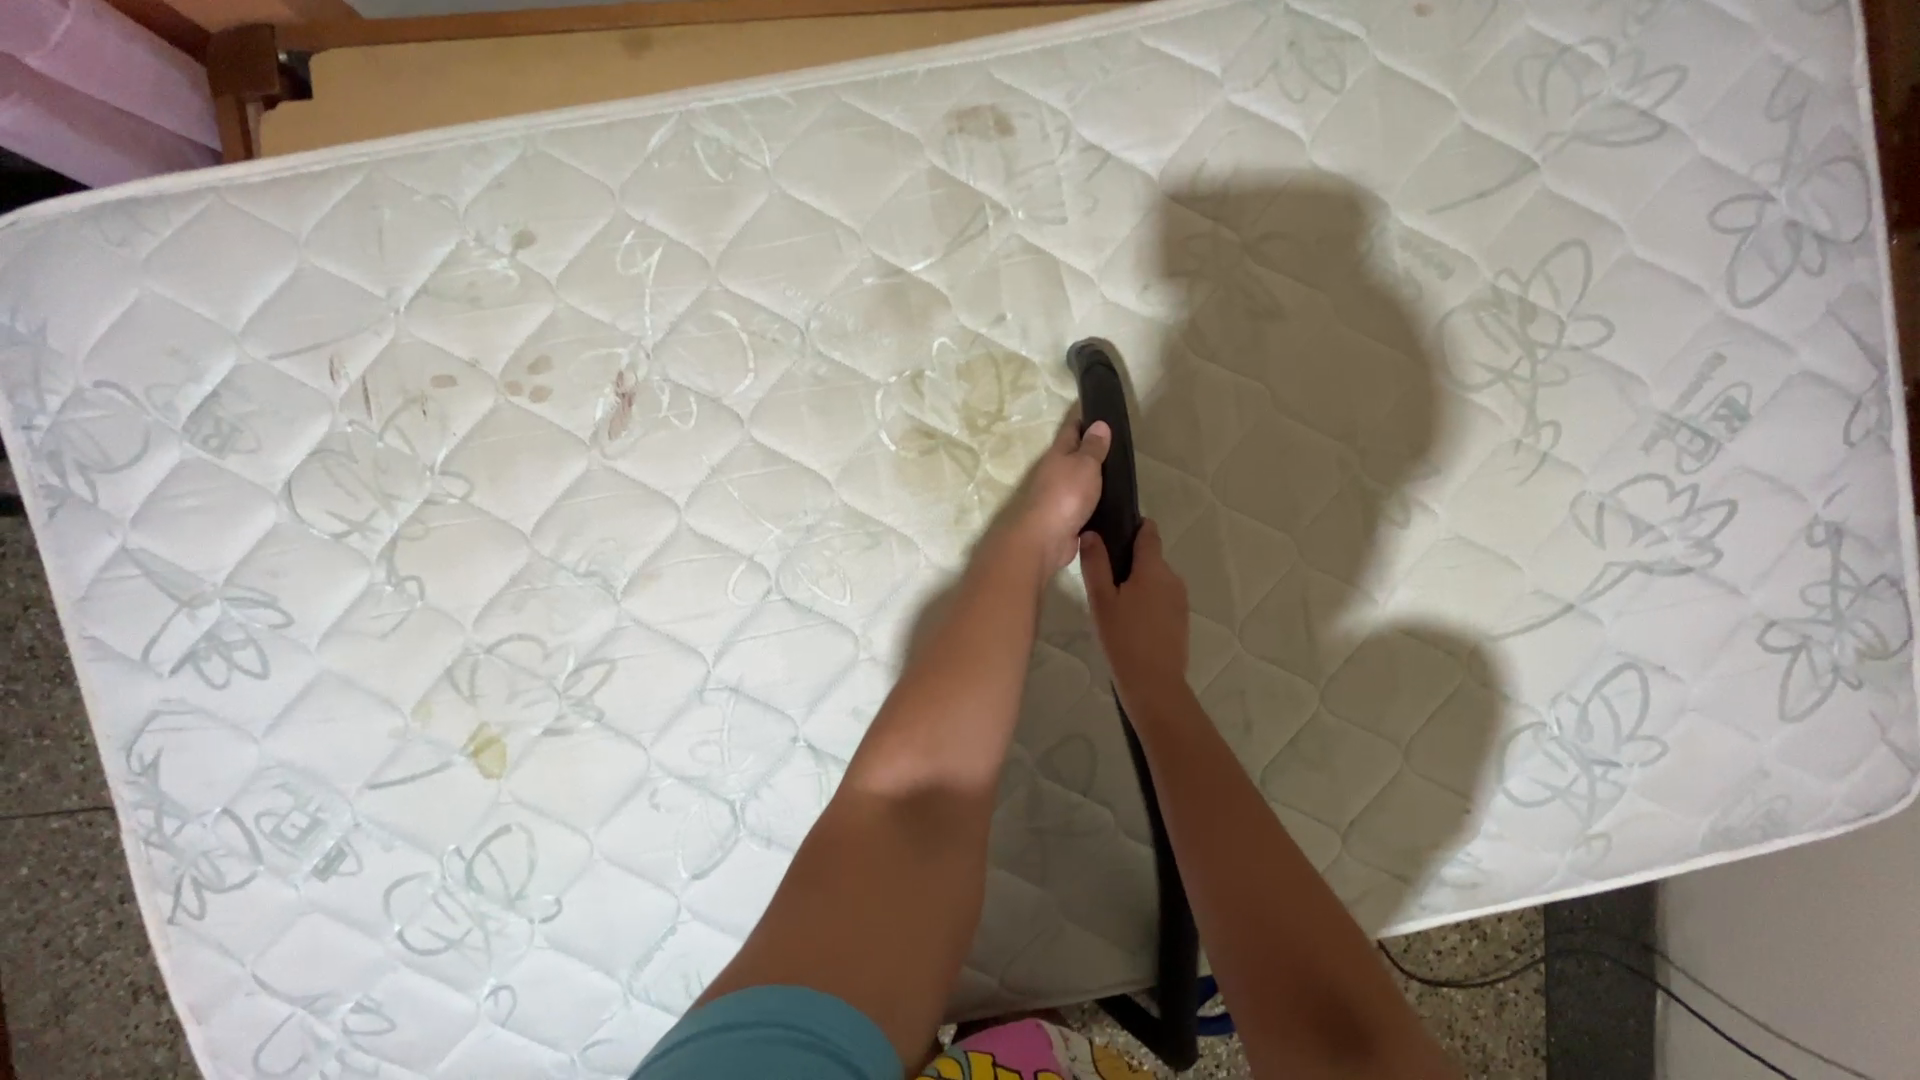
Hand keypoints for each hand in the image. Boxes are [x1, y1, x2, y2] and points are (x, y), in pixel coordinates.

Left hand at [1000, 409, 1109, 570]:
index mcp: (1059, 454)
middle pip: (1075, 455)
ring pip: (1080, 481)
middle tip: (1120, 445)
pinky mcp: (1067, 518)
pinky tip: (1110, 502)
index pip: (1072, 429)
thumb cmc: (1066, 495)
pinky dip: (1095, 501)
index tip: (1102, 412)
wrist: (1046, 538)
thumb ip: (1093, 447)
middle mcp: (1056, 472)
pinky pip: (1084, 504)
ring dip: (1095, 477)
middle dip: (1093, 449)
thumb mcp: (1085, 464)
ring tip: (1120, 474)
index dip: (1085, 419)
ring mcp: (1060, 496)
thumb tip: (1099, 424)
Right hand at [1080, 520, 1189, 702]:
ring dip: (1137, 584)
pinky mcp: (1181, 619)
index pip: (1148, 531)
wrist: (1154, 684)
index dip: (1131, 527)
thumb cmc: (1123, 639)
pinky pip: (1161, 598)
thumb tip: (1092, 533)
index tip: (1110, 536)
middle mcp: (1172, 577)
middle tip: (1101, 582)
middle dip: (1128, 562)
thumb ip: (1096, 564)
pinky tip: (1129, 622)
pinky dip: (1146, 602)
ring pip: (1155, 580)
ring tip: (1112, 606)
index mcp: (1153, 567)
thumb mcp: (1101, 600)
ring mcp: (1180, 599)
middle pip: (1150, 557)